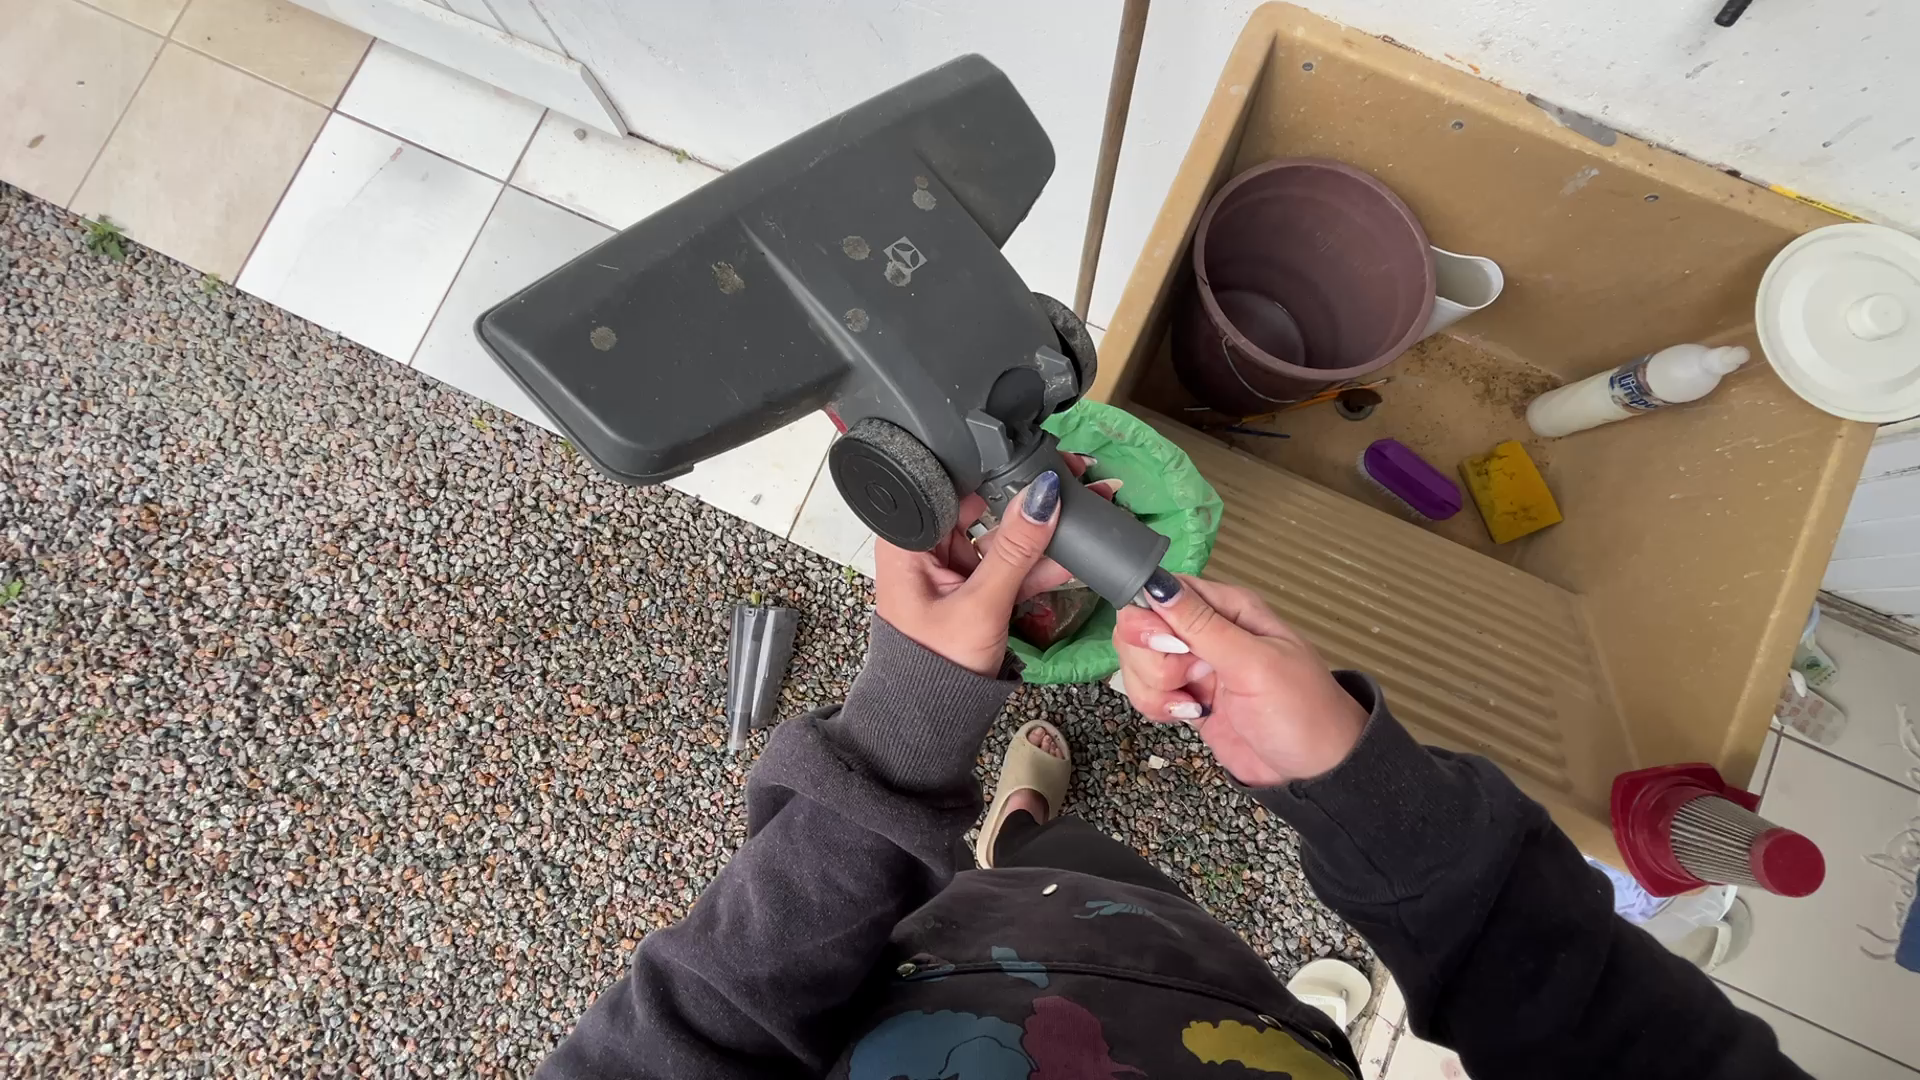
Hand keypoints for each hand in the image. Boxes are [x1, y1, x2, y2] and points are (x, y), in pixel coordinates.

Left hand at [875, 468, 1080, 676]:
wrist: (932, 719)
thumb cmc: (935, 663)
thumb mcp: (980, 604)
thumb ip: (1016, 550)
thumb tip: (1043, 495)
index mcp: (908, 540)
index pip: (949, 486)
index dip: (992, 468)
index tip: (1036, 456)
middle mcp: (928, 546)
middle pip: (981, 506)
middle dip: (1026, 495)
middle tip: (1071, 473)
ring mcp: (954, 567)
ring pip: (1002, 536)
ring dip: (1042, 529)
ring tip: (1085, 502)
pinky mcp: (976, 588)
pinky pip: (1010, 564)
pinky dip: (1039, 562)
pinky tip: (1074, 547)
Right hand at [1113, 572, 1366, 786]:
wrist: (1315, 773)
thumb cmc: (1301, 711)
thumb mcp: (1254, 664)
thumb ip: (1202, 626)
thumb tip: (1158, 585)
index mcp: (1226, 607)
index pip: (1161, 591)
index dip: (1150, 617)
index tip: (1167, 645)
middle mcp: (1203, 629)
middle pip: (1140, 626)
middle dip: (1153, 659)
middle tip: (1189, 677)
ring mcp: (1190, 663)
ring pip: (1137, 660)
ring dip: (1154, 687)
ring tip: (1193, 703)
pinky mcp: (1182, 695)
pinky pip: (1144, 689)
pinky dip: (1156, 705)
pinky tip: (1189, 714)